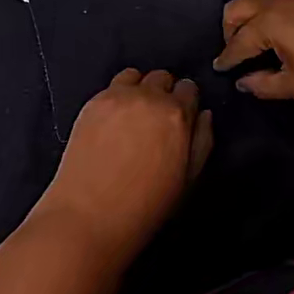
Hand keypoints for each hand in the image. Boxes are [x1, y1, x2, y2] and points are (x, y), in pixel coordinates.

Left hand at [33, 69, 213, 262]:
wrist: (89, 217)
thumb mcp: (188, 179)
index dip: (186, 103)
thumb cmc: (146, 207)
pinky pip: (112, 85)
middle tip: (156, 119)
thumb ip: (203, 141)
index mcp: (177, 115)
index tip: (179, 119)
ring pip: (136, 76)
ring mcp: (118, 97)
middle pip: (163, 77)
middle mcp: (149, 97)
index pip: (189, 89)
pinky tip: (113, 120)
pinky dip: (118, 96)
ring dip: (140, 89)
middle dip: (164, 93)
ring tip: (134, 114)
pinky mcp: (93, 102)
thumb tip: (203, 114)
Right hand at [213, 0, 293, 102]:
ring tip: (252, 35)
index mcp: (268, 22)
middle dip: (229, 30)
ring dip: (245, 12)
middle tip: (235, 51)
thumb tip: (243, 82)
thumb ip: (264, 84)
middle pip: (236, 9)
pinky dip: (263, 2)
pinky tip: (275, 21)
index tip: (220, 68)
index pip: (237, 42)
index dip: (227, 58)